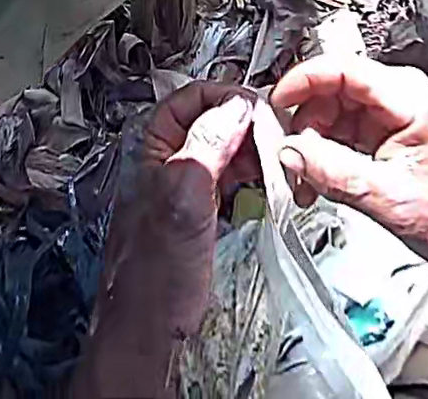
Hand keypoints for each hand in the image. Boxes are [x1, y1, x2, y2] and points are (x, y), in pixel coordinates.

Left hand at [74, 83, 254, 397]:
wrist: (149, 332)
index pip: (187, 99)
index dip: (221, 95)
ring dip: (253, 150)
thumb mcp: (182, 196)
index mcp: (152, 148)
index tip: (254, 104)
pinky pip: (232, 180)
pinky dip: (253, 176)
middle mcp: (168, 162)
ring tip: (277, 159)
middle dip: (244, 123)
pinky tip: (270, 185)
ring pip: (224, 151)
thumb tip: (234, 106)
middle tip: (274, 133)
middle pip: (210, 122)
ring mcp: (186, 188)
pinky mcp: (203, 214)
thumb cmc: (152, 271)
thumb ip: (207, 146)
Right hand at [270, 53, 427, 281]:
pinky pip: (336, 127)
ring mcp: (388, 111)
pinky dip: (321, 151)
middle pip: (327, 89)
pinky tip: (318, 178)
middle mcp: (398, 94)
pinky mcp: (380, 129)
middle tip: (291, 156)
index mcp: (409, 97)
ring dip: (309, 143)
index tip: (277, 103)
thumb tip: (289, 150)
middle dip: (303, 124)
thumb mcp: (389, 198)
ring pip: (326, 109)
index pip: (341, 67)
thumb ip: (331, 171)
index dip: (301, 81)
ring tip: (306, 178)